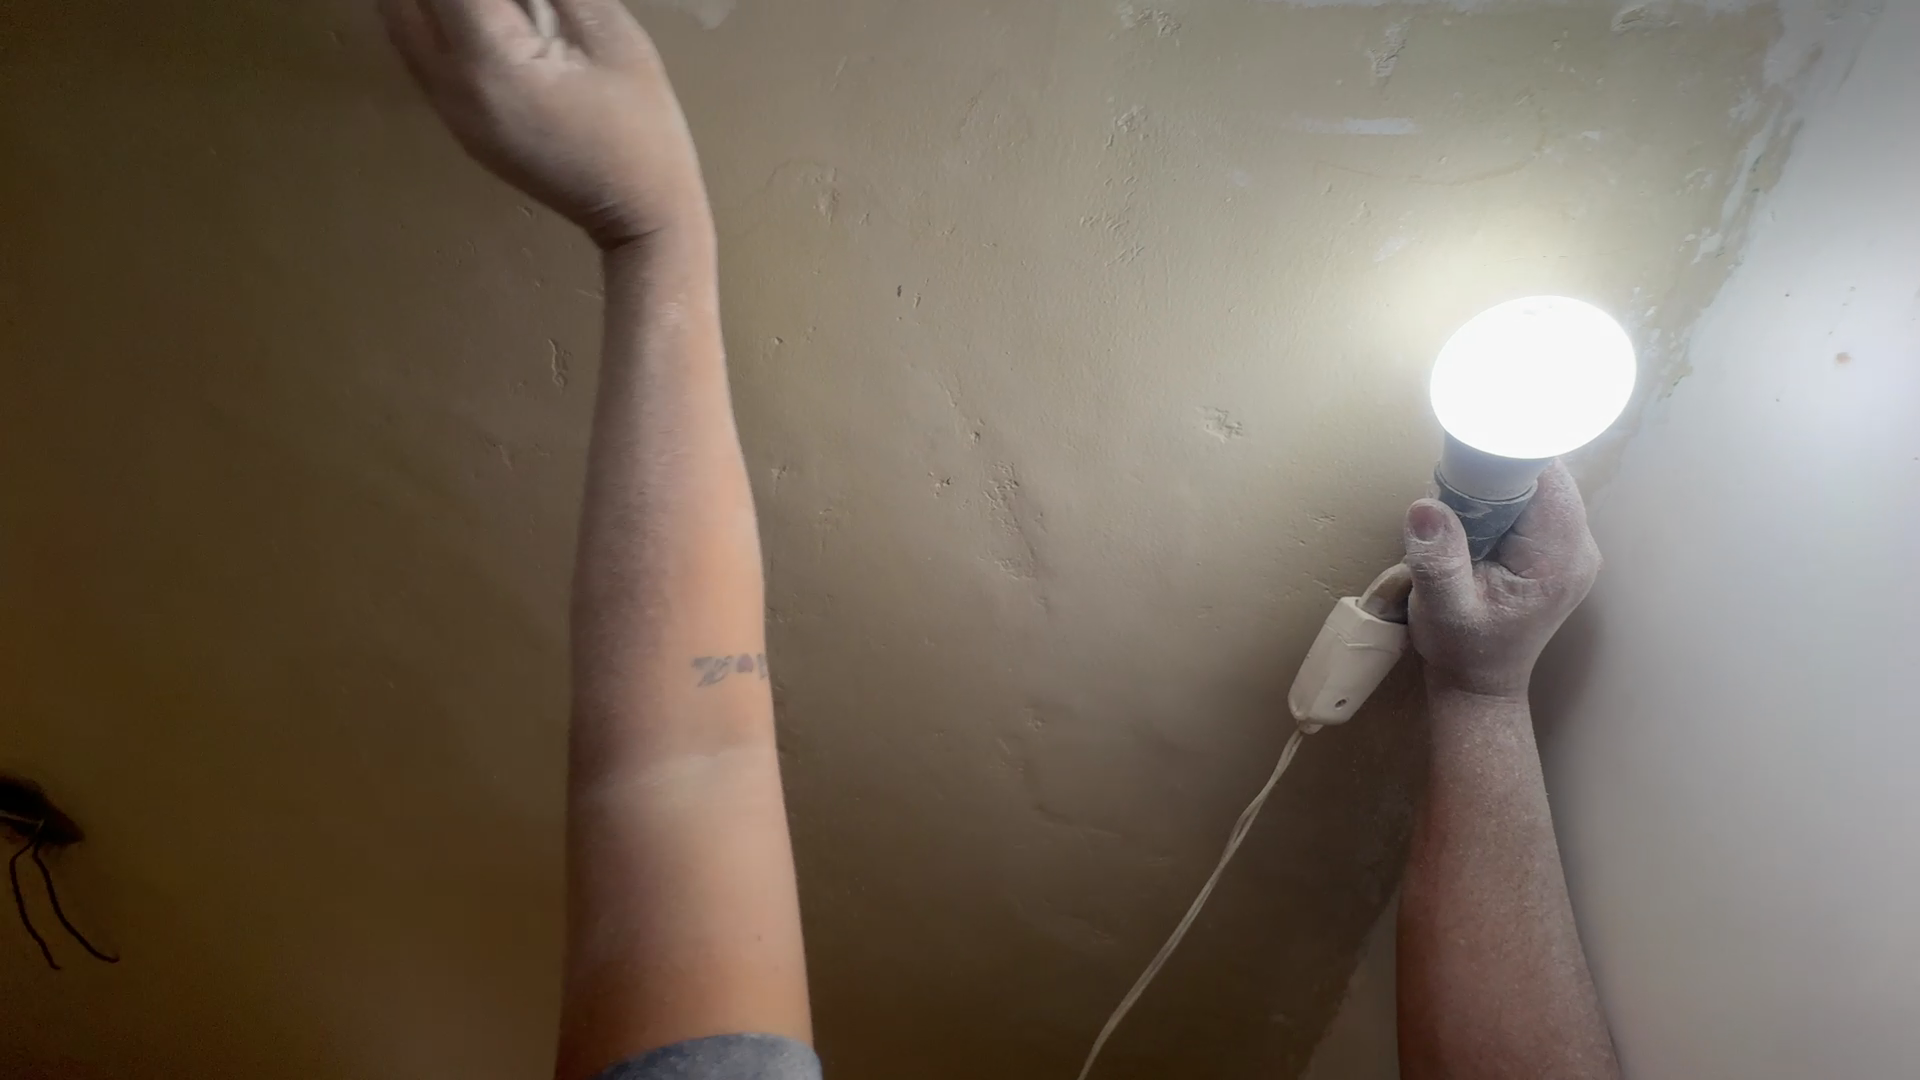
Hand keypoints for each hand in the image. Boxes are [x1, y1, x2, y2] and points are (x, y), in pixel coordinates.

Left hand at [380, 0, 709, 249]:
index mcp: (491, 60)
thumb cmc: (647, 137)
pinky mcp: (461, 127)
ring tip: (491, 6)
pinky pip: (418, 51)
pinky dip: (433, 17)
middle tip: (516, 1)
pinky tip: (479, 16)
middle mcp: (450, 85)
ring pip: (396, 16)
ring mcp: (450, 112)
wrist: (646, 222)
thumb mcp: (615, 41)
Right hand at [1402, 462, 1601, 700]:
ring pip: (1530, 491)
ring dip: (1489, 489)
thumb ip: (1437, 559)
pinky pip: (1523, 508)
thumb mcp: (1442, 608)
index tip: (1466, 452)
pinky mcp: (1545, 552)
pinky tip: (1463, 520)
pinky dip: (1491, 505)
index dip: (1509, 458)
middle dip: (1493, 474)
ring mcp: (1564, 550)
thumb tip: (1426, 506)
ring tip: (1451, 507)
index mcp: (1561, 558)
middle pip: (1541, 480)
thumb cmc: (1463, 650)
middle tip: (1447, 483)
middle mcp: (1575, 548)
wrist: (1477, 684)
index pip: (1547, 481)